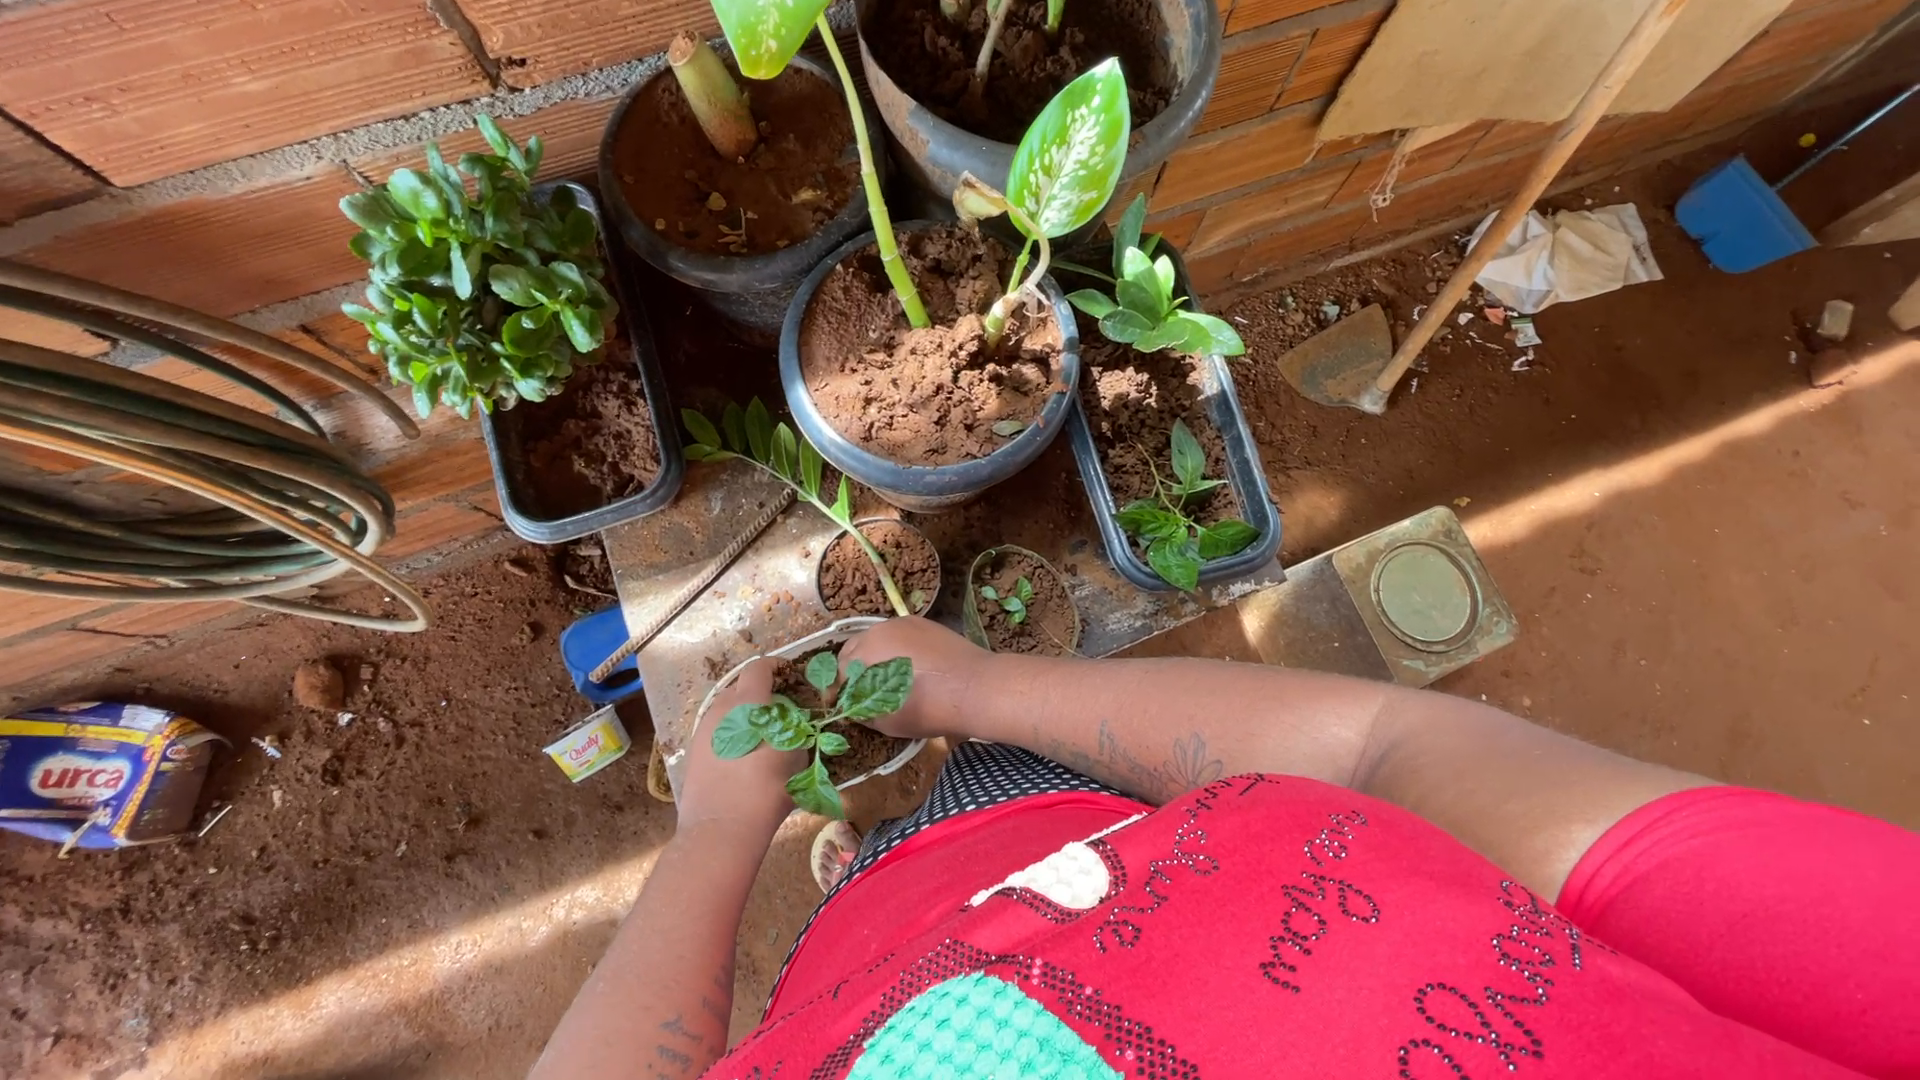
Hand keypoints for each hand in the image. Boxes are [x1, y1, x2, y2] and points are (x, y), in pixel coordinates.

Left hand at [677, 658, 801, 836]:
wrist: (721, 829)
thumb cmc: (766, 789)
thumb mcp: (796, 755)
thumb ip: (796, 730)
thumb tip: (794, 724)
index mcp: (747, 703)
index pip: (758, 668)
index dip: (776, 667)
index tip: (789, 676)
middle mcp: (720, 710)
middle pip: (740, 688)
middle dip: (760, 694)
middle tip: (780, 712)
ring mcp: (703, 731)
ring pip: (727, 711)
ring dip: (745, 715)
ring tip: (762, 737)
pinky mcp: (694, 753)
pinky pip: (717, 732)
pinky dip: (732, 735)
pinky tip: (744, 758)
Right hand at [837, 617, 995, 740]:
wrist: (973, 688)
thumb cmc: (927, 710)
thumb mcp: (886, 722)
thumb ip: (862, 711)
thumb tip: (854, 705)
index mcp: (860, 660)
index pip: (837, 677)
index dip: (837, 694)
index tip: (843, 706)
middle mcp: (873, 634)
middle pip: (850, 652)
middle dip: (851, 671)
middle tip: (862, 692)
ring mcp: (897, 624)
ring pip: (873, 639)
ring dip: (872, 656)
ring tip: (885, 676)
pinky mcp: (918, 622)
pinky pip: (896, 634)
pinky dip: (894, 647)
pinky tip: (908, 663)